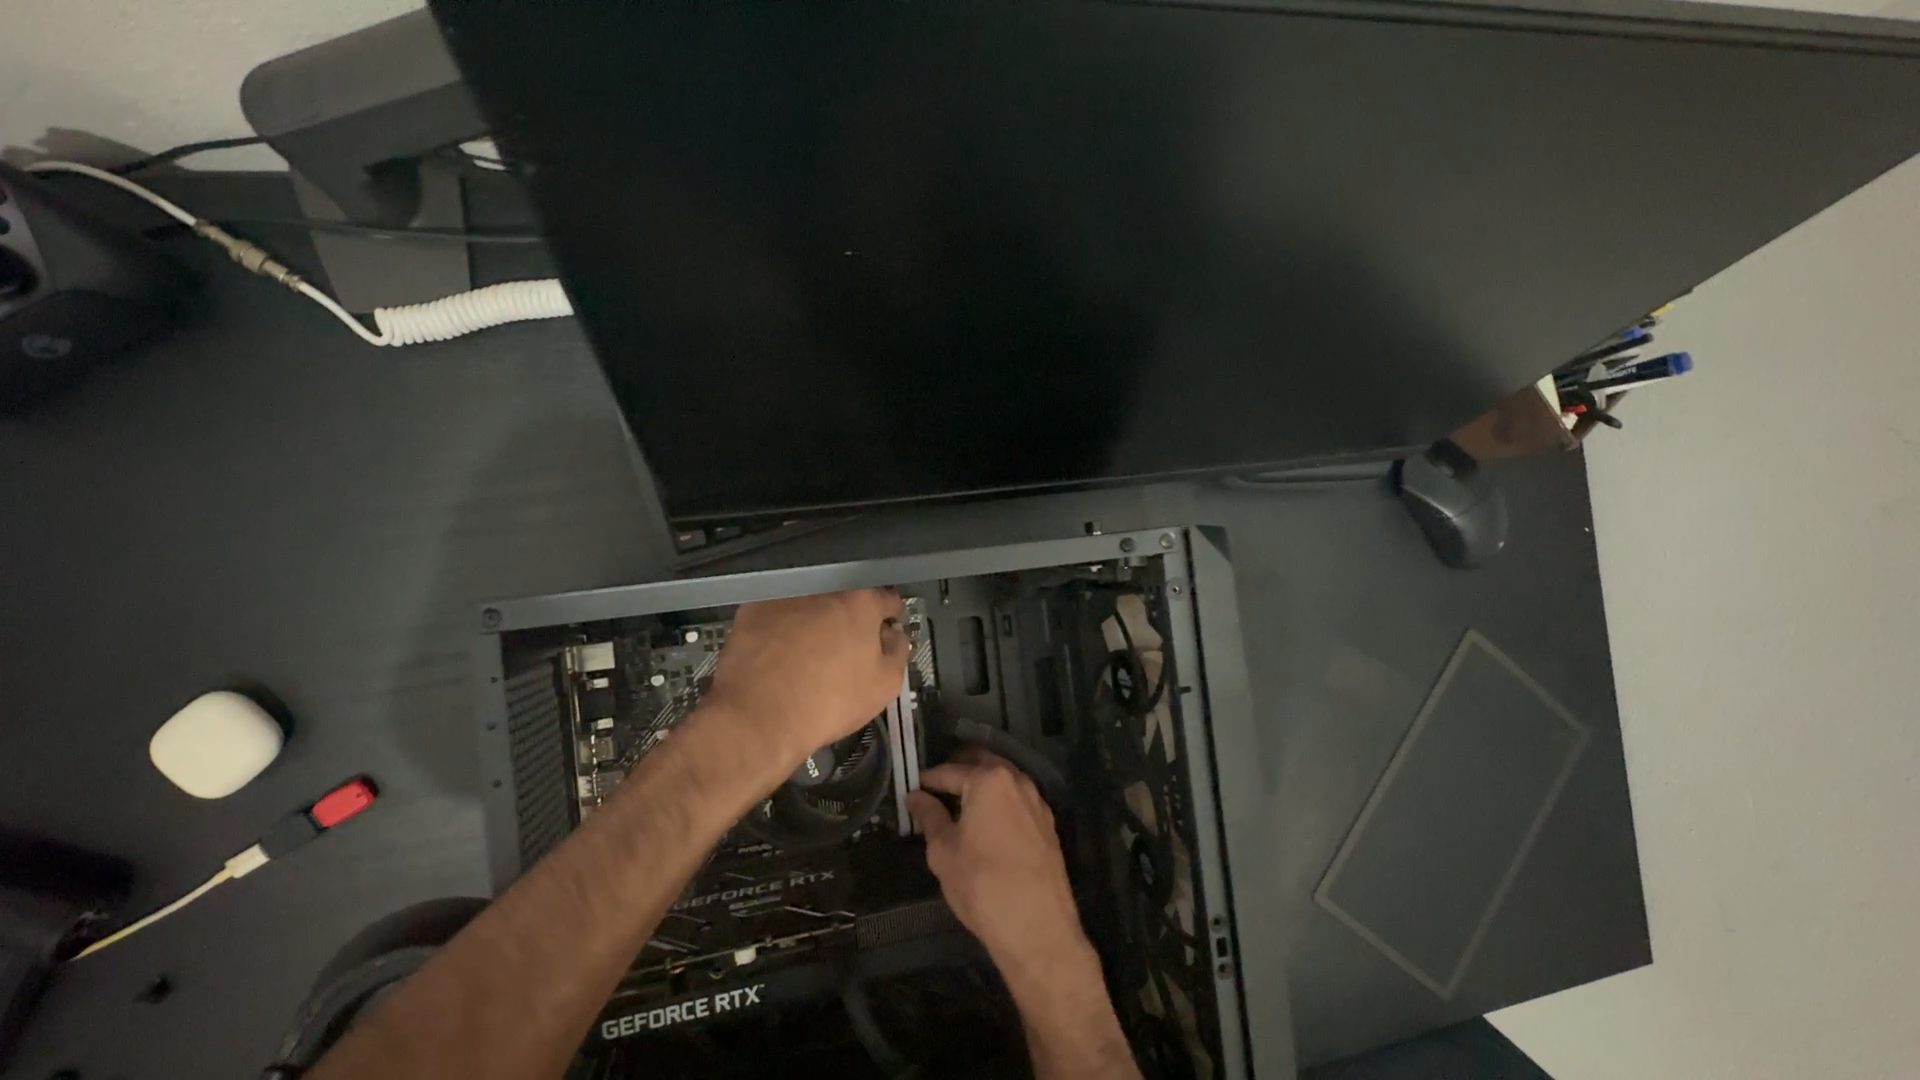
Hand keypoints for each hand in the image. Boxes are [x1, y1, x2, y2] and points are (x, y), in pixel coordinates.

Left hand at [703, 589, 908, 771]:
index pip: (887, 599)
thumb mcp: (885, 686)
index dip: (890, 616)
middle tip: (846, 647)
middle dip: (850, 618)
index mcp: (860, 602)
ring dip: (815, 619)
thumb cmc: (827, 702)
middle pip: (846, 598)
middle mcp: (823, 588)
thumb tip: (894, 636)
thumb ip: (898, 651)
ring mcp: (785, 595)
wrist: (760, 718)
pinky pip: (778, 613)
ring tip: (809, 652)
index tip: (886, 628)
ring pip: (810, 604)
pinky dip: (782, 626)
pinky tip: (781, 651)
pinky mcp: (753, 608)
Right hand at [908, 749, 1094, 986]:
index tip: (912, 790)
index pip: (950, 771)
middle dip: (958, 773)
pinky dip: (1000, 805)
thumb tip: (916, 796)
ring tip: (959, 807)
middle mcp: (1018, 781)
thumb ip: (929, 816)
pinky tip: (987, 824)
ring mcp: (1038, 803)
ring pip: (1004, 783)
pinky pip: (1018, 802)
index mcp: (989, 780)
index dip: (927, 780)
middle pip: (982, 766)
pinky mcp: (1049, 825)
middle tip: (935, 791)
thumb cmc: (982, 884)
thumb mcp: (943, 850)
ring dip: (982, 787)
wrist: (1037, 927)